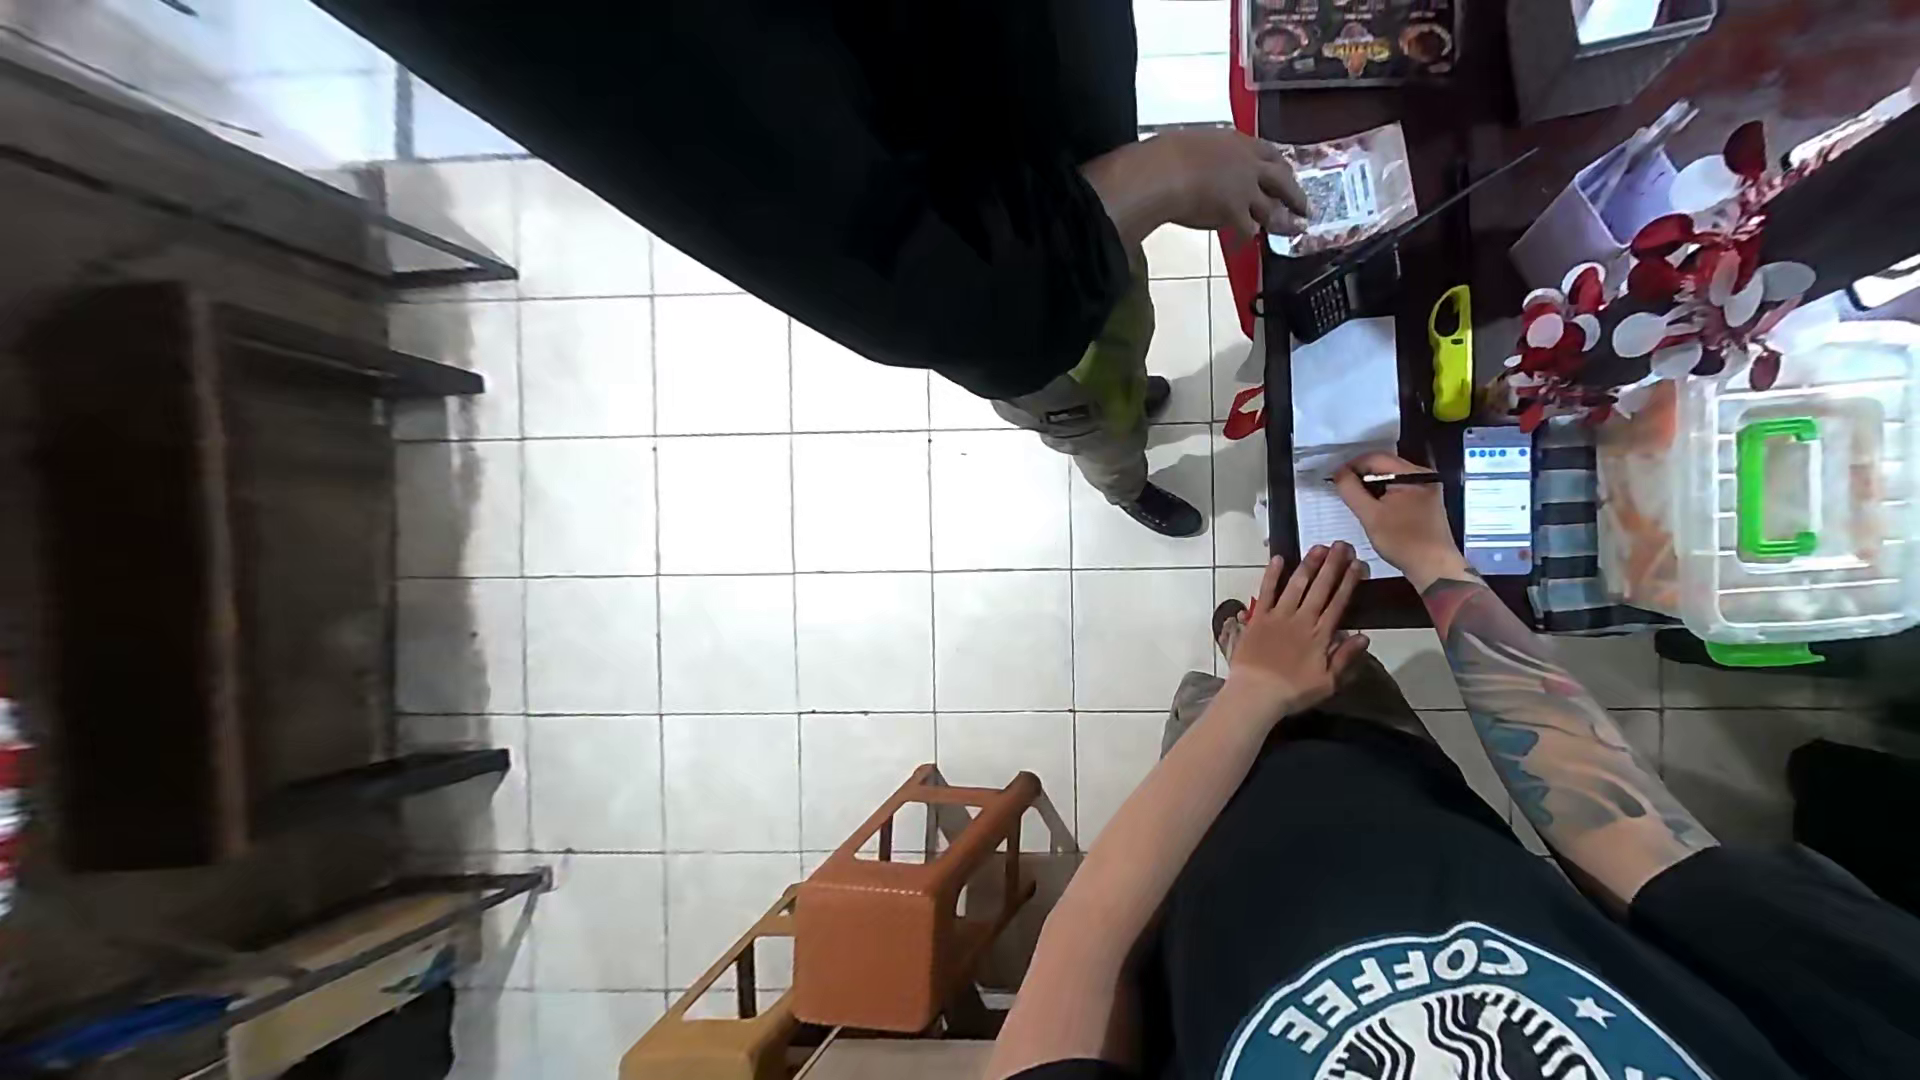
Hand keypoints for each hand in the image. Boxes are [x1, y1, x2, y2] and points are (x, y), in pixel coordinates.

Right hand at [1081, 129, 1310, 244]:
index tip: (1287, 172)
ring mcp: (1244, 190)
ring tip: (1295, 231)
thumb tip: (1197, 169)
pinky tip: (1251, 242)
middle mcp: (1248, 165)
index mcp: (1238, 143)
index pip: (1268, 152)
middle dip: (1296, 194)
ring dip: (1285, 221)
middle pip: (1282, 179)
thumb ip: (1206, 158)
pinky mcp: (1234, 213)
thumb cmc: (1167, 157)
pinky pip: (1248, 228)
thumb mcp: (1194, 145)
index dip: (1280, 165)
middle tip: (1305, 207)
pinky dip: (1250, 237)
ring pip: (1272, 208)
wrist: (1164, 173)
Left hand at [1227, 544, 1370, 718]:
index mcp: (1321, 635)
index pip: (1339, 602)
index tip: (1358, 564)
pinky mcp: (1258, 617)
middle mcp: (1301, 620)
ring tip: (1320, 547)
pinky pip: (1266, 591)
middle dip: (1333, 565)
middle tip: (1342, 544)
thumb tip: (1364, 636)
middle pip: (1320, 588)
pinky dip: (1272, 574)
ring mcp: (1278, 616)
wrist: (1256, 692)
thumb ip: (1346, 658)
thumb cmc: (1293, 691)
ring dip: (1308, 565)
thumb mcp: (1328, 682)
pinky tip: (1279, 558)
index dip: (1349, 582)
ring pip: (1296, 585)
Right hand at [1331, 452, 1468, 588]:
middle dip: (1360, 475)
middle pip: (1384, 465)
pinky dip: (1382, 493)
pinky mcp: (1425, 499)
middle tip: (1342, 490)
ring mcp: (1426, 487)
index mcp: (1412, 475)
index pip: (1375, 458)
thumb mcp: (1369, 514)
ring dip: (1370, 485)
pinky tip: (1372, 506)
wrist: (1433, 565)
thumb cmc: (1401, 540)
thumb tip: (1338, 472)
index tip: (1335, 480)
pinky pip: (1398, 487)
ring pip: (1390, 477)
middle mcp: (1423, 475)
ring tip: (1355, 499)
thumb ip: (1351, 490)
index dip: (1351, 466)